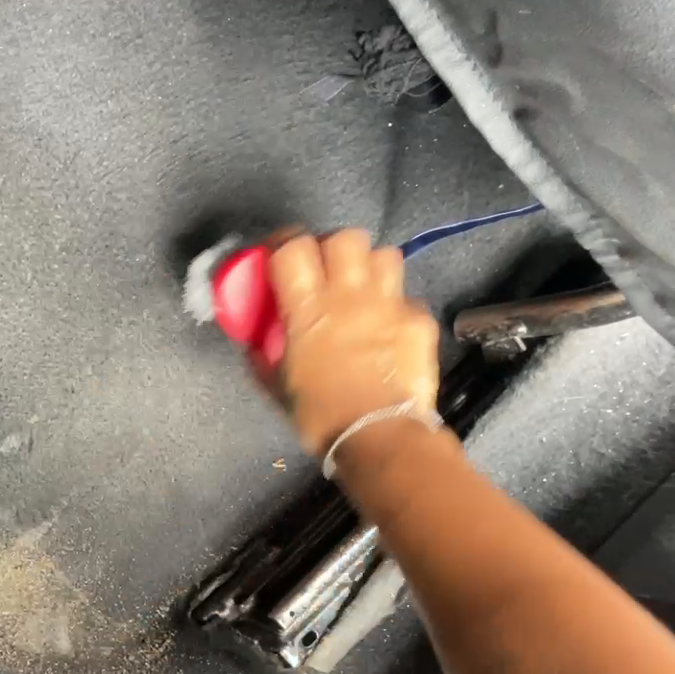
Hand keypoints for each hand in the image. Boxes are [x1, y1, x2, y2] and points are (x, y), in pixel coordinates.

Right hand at [267, 229, 440, 454]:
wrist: (378, 435)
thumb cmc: (318, 415)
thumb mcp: (276, 385)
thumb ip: (264, 355)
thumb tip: (255, 343)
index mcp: (308, 310)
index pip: (293, 249)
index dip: (282, 243)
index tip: (276, 253)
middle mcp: (351, 296)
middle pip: (345, 238)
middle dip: (330, 247)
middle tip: (322, 269)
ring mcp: (390, 305)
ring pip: (383, 254)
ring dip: (366, 266)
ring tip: (357, 288)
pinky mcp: (419, 320)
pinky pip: (404, 296)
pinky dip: (391, 305)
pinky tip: (383, 328)